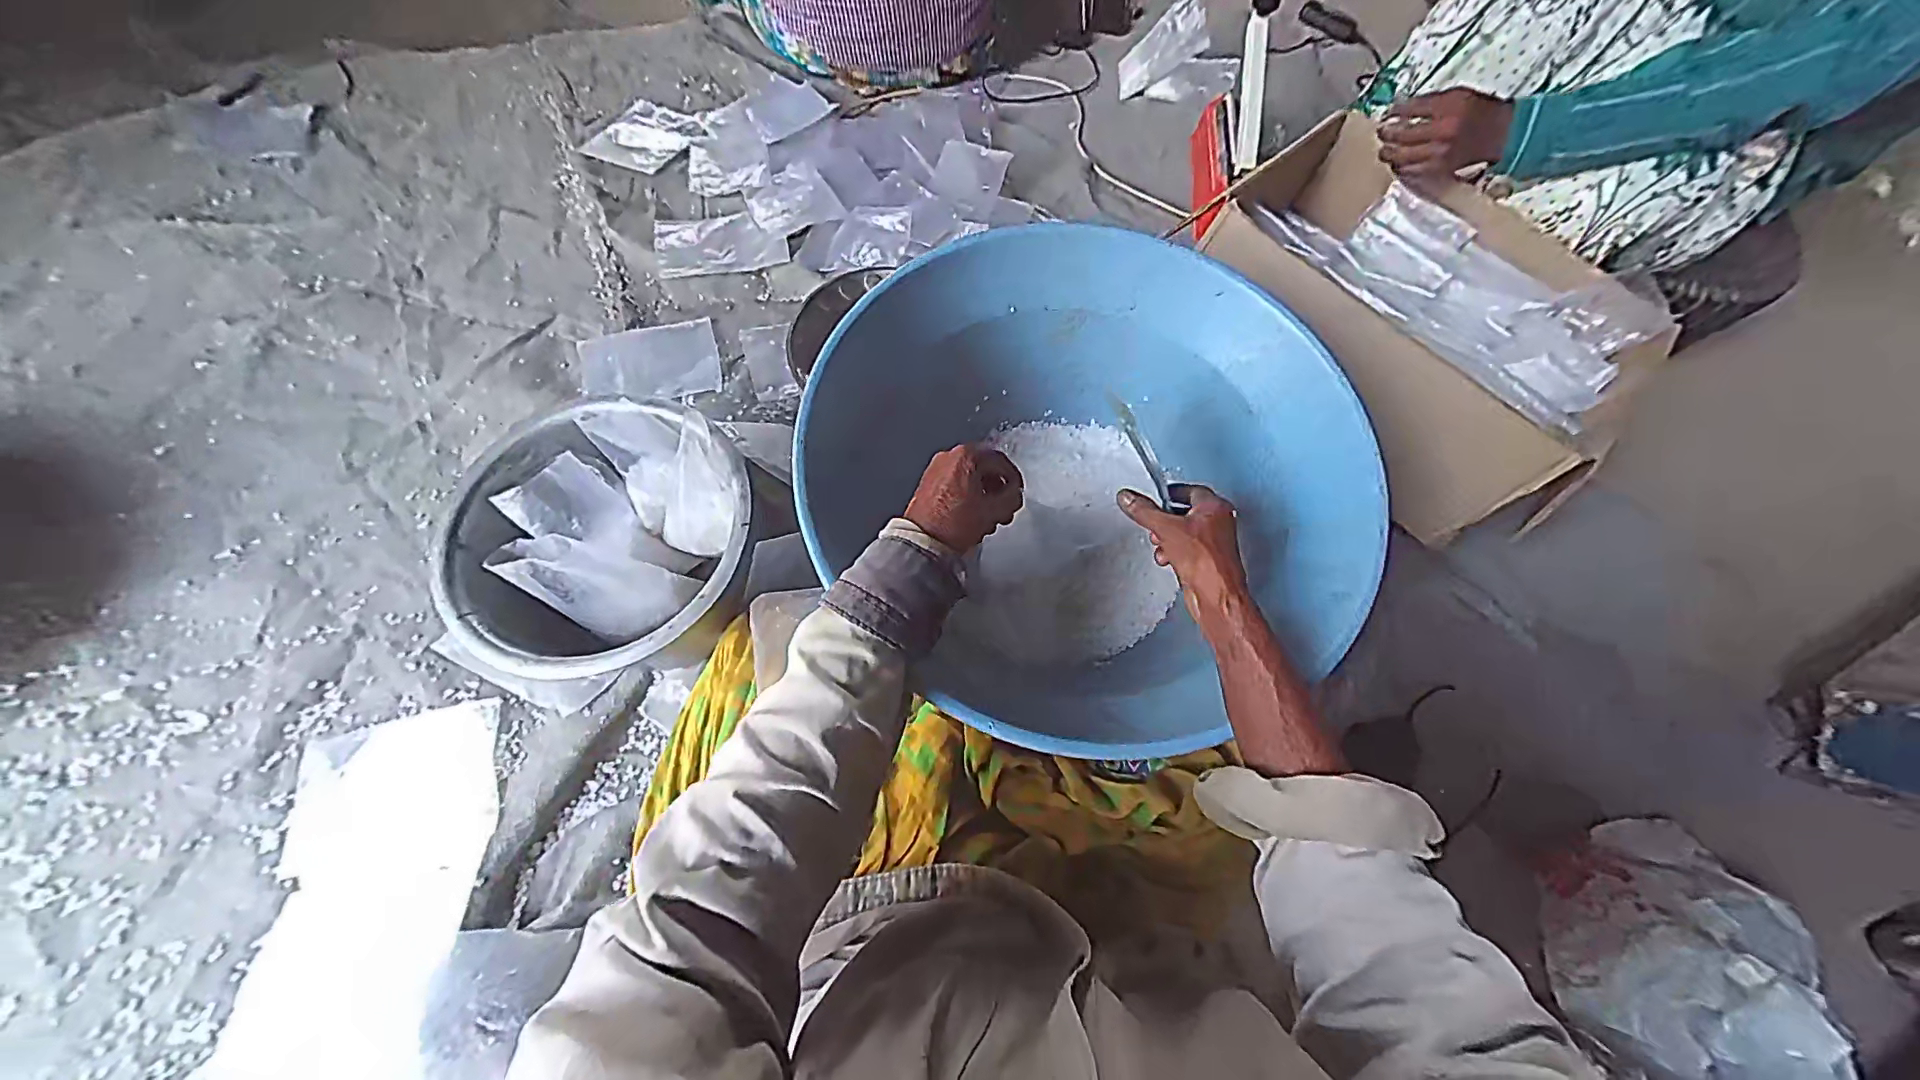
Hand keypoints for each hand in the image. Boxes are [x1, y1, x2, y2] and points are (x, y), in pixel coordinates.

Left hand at [905, 443, 1023, 552]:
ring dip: (984, 493)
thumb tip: (1014, 494)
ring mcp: (937, 469)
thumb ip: (1012, 497)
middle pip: (985, 467)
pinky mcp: (929, 483)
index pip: (1001, 461)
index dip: (1014, 479)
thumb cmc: (950, 524)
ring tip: (989, 514)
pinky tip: (972, 514)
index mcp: (966, 456)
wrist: (922, 540)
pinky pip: (956, 482)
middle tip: (1004, 505)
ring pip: (971, 476)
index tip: (1016, 492)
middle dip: (998, 488)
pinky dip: (969, 494)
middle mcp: (949, 457)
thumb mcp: (994, 511)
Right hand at [1117, 484, 1247, 615]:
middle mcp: (1218, 522)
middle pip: (1184, 512)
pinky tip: (1168, 558)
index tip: (1154, 495)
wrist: (1216, 594)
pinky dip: (1173, 552)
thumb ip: (1144, 511)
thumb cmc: (1206, 561)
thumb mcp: (1165, 528)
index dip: (1168, 492)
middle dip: (1164, 519)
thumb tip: (1129, 498)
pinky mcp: (1207, 560)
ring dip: (1167, 538)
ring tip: (1161, 543)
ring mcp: (1213, 542)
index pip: (1188, 490)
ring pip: (1183, 532)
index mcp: (1214, 507)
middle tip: (1154, 522)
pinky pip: (1185, 550)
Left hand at [1378, 89, 1513, 182]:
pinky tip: (1398, 161)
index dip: (1394, 111)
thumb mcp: (1458, 96)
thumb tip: (1399, 108)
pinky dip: (1399, 166)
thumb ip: (1428, 101)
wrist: (1501, 132)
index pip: (1411, 108)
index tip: (1388, 113)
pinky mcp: (1436, 170)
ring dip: (1388, 153)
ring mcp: (1438, 153)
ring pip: (1399, 157)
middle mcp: (1442, 131)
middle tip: (1382, 132)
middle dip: (1386, 134)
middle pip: (1400, 136)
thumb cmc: (1478, 112)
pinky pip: (1408, 171)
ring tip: (1386, 148)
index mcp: (1450, 107)